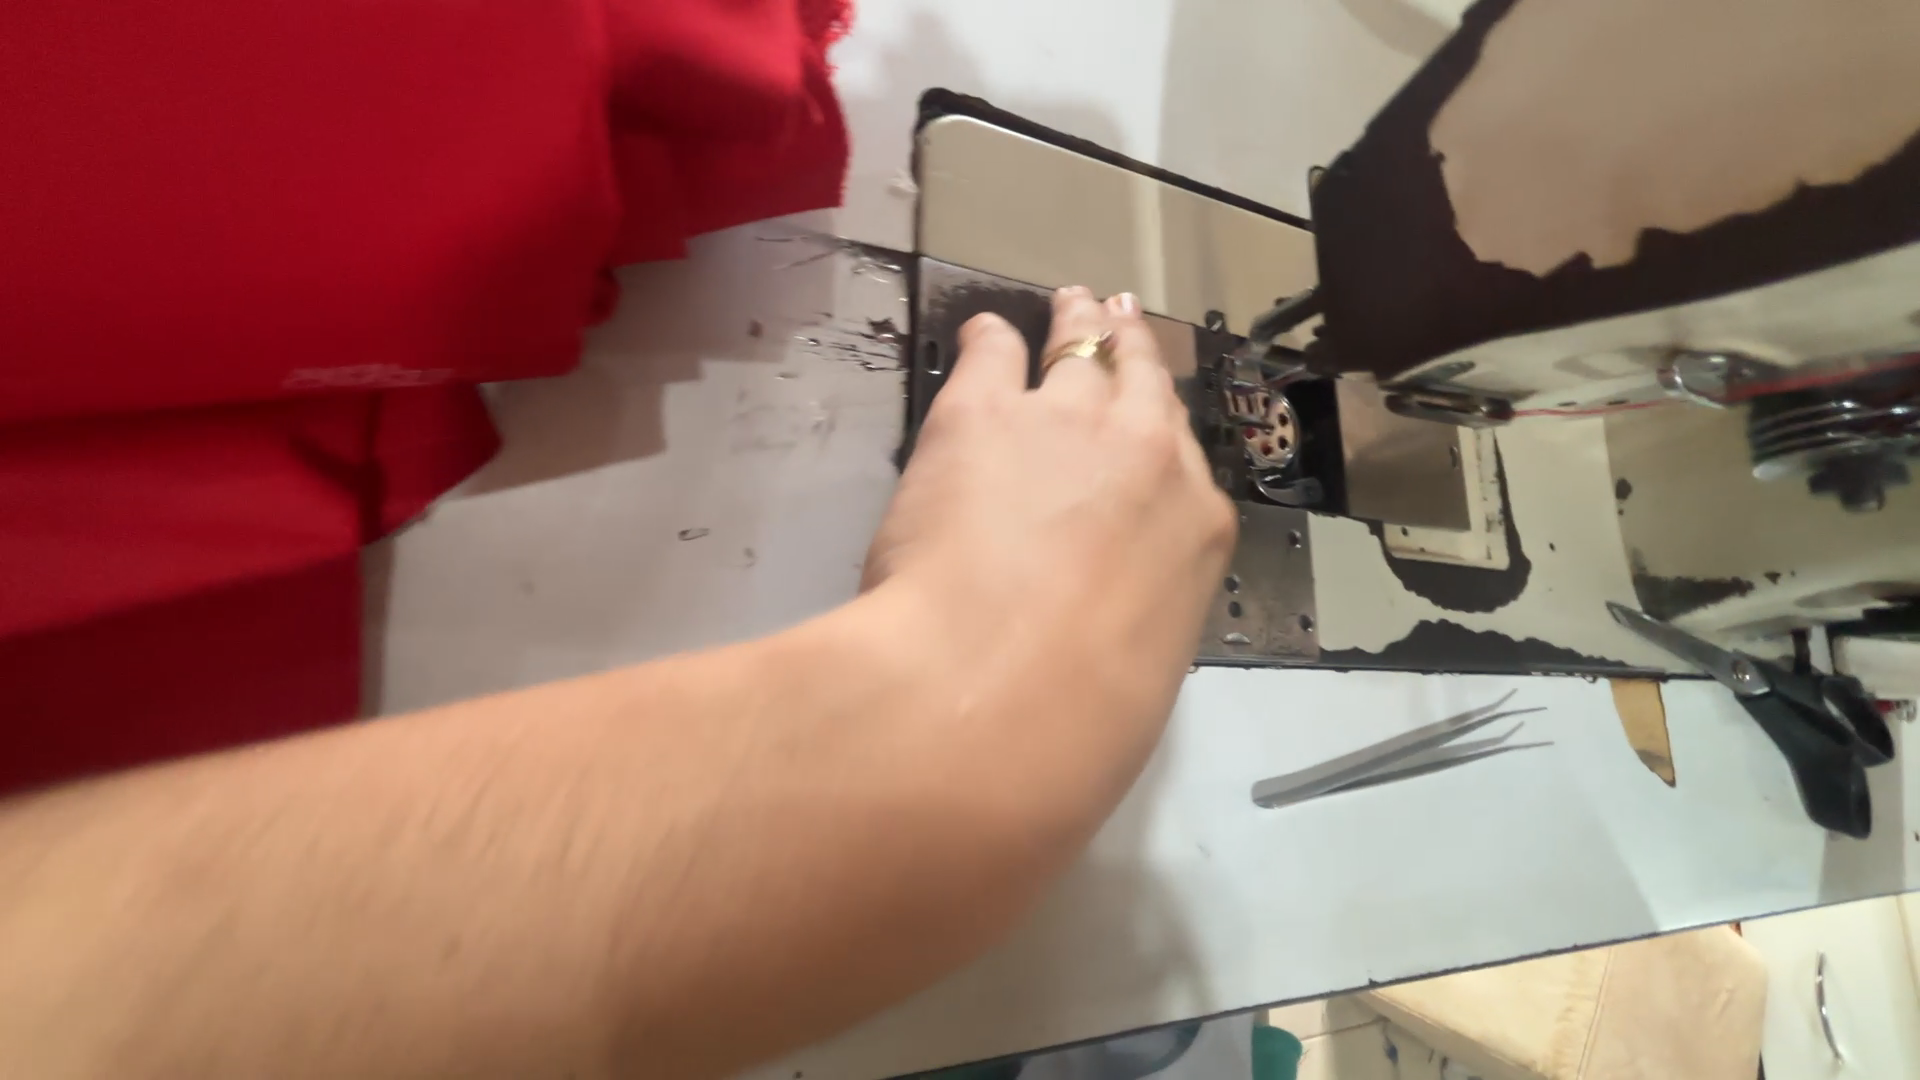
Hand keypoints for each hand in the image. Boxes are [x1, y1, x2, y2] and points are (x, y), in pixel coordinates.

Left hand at [862, 287, 1236, 806]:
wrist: (997, 690)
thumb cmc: (1078, 718)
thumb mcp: (1137, 671)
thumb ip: (1130, 618)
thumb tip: (1103, 619)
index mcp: (1194, 530)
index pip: (1180, 462)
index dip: (1159, 432)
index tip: (1146, 419)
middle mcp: (1145, 456)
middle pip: (1142, 383)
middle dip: (1130, 350)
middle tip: (1118, 316)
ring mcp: (1065, 423)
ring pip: (1079, 351)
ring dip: (1075, 324)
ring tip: (1071, 302)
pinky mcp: (982, 413)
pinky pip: (994, 351)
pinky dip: (992, 340)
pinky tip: (987, 331)